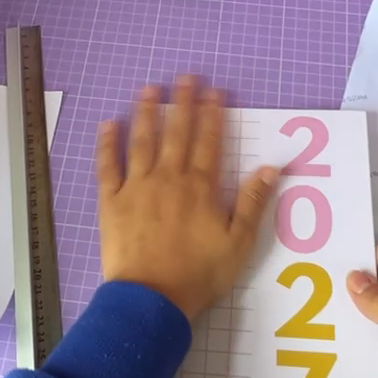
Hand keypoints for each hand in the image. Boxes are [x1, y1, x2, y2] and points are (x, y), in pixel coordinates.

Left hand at [96, 76, 279, 320]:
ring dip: (146, 112)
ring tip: (149, 88)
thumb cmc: (199, 274)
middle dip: (182, 103)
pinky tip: (108, 124)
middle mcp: (168, 178)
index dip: (212, 114)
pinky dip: (107, 144)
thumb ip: (253, 204)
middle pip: (176, 132)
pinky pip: (108, 166)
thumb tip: (270, 168)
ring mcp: (137, 187)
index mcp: (200, 187)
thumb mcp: (238, 244)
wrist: (152, 299)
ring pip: (142, 141)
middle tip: (185, 77)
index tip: (214, 91)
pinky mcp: (111, 201)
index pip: (209, 141)